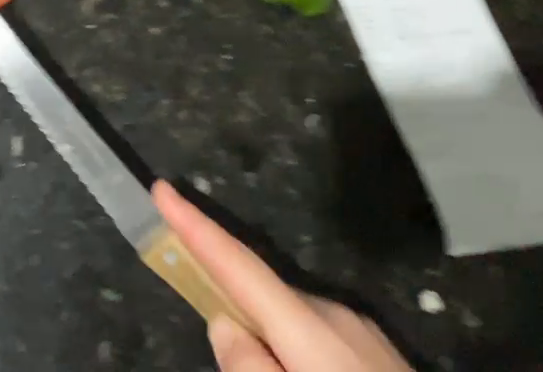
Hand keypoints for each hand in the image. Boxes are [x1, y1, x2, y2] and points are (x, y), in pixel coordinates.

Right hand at [152, 182, 413, 371]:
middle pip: (262, 296)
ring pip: (291, 322)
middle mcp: (336, 318)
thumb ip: (249, 371)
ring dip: (267, 339)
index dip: (196, 227)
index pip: (239, 265)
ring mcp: (364, 336)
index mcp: (311, 331)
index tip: (162, 188)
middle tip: (226, 354)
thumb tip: (224, 325)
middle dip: (230, 306)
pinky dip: (294, 352)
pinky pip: (318, 341)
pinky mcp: (381, 356)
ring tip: (263, 370)